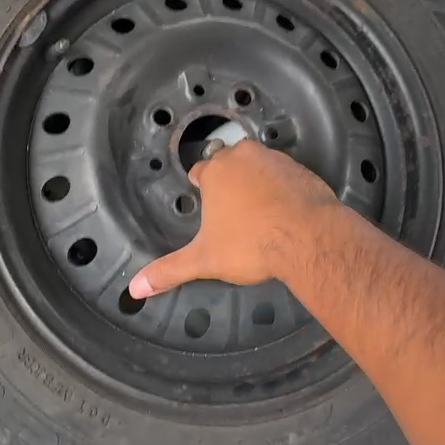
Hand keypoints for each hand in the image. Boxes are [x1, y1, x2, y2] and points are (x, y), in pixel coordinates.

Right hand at [128, 141, 343, 297]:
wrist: (309, 237)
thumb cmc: (252, 244)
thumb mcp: (205, 260)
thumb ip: (168, 270)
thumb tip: (135, 288)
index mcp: (215, 172)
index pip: (199, 171)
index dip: (201, 187)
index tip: (206, 202)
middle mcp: (243, 156)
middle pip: (229, 163)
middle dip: (228, 182)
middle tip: (232, 211)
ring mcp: (274, 159)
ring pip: (257, 166)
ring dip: (255, 182)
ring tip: (258, 212)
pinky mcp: (300, 169)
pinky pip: (283, 174)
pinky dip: (281, 187)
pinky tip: (284, 211)